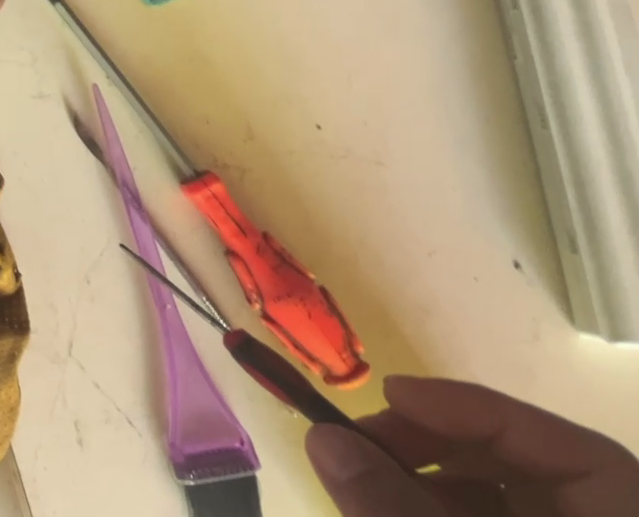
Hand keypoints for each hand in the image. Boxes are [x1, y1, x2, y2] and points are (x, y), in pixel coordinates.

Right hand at [306, 376, 638, 515]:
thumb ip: (399, 508)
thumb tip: (319, 436)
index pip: (578, 451)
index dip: (480, 413)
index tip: (389, 393)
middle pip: (527, 469)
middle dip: (434, 446)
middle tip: (357, 442)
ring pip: (497, 500)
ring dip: (420, 478)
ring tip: (357, 474)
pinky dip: (429, 507)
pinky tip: (380, 503)